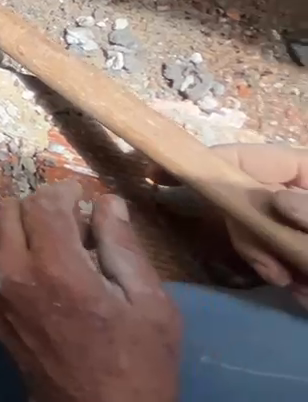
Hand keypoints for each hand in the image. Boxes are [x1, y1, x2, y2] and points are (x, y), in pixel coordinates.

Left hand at [0, 182, 180, 401]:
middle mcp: (9, 270)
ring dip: (14, 220)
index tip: (78, 192)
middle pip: (8, 208)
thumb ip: (124, 247)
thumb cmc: (136, 360)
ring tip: (48, 238)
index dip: (61, 192)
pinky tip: (26, 256)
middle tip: (67, 219)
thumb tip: (106, 202)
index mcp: (56, 271)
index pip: (43, 205)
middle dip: (37, 205)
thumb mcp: (150, 306)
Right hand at [209, 143, 307, 305]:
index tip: (158, 179)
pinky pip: (284, 259)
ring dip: (274, 264)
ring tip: (301, 292)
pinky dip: (293, 279)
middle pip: (242, 200)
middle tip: (273, 273)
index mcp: (305, 171)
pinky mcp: (305, 252)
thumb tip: (275, 202)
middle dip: (250, 236)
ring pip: (260, 233)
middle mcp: (296, 191)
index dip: (197, 165)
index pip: (239, 158)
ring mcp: (299, 224)